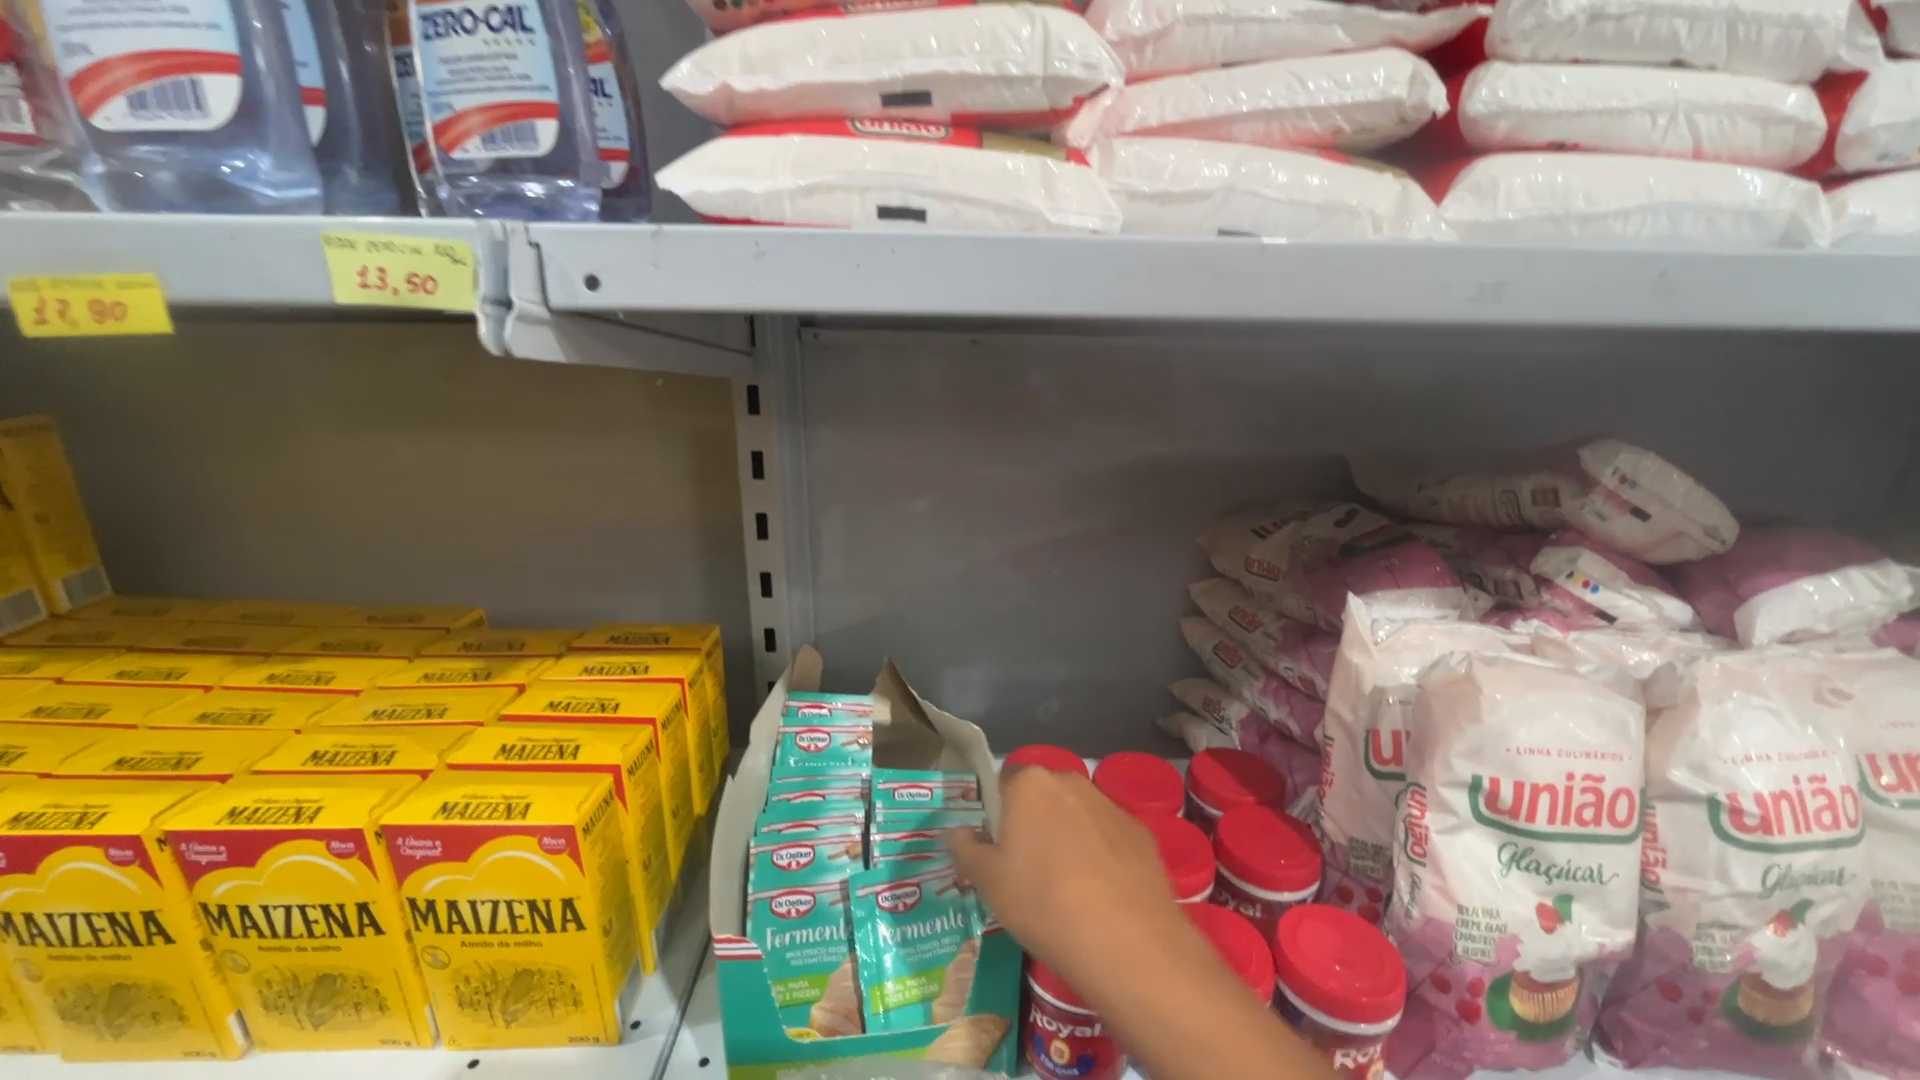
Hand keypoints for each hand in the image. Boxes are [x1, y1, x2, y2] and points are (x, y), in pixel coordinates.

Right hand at [946, 765, 1183, 980]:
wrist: (1127, 941)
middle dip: (1035, 823)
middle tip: (1028, 870)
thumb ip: (966, 849)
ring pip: (1079, 815)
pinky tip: (1101, 895)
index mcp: (1030, 784)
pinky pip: (1109, 837)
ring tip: (1068, 888)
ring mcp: (1112, 806)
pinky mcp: (1142, 833)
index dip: (998, 813)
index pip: (1004, 781)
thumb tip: (956, 832)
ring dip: (1069, 838)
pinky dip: (1102, 856)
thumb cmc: (1043, 903)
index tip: (998, 848)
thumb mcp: (988, 882)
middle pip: (1044, 796)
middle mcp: (1072, 782)